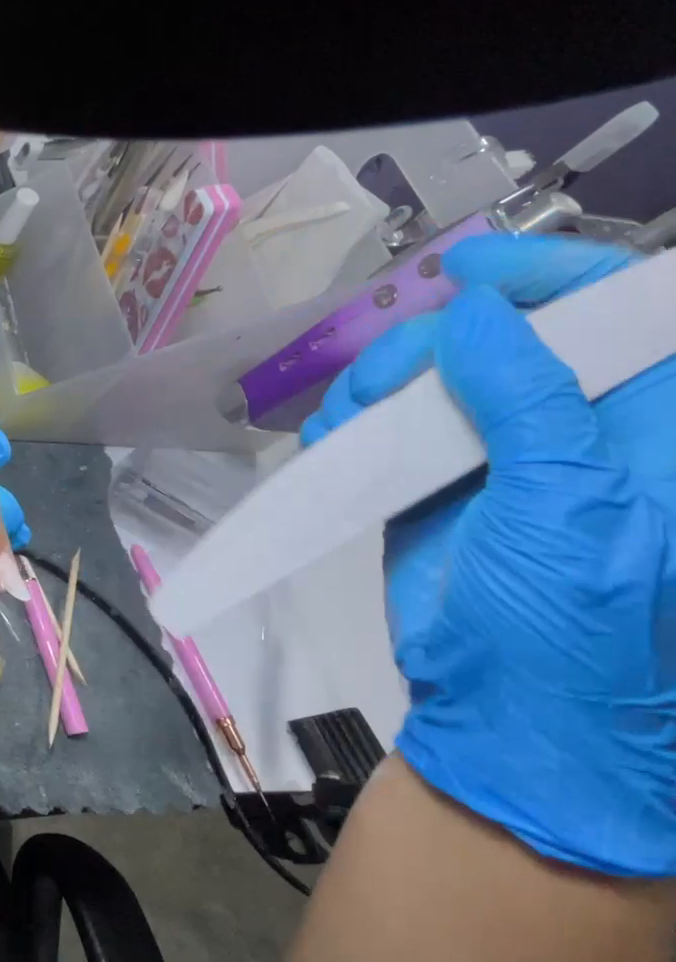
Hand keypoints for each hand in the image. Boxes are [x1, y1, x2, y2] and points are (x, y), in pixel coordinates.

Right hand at [302, 233, 675, 876]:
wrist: (502, 712)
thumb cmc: (571, 621)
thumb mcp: (570, 509)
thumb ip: (532, 403)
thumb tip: (477, 312)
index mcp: (645, 428)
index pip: (616, 314)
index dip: (550, 275)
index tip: (467, 267)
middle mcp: (574, 428)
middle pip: (500, 337)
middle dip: (429, 345)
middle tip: (377, 381)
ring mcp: (499, 454)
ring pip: (433, 375)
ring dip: (377, 383)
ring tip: (344, 421)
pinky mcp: (434, 479)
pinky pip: (389, 421)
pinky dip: (350, 420)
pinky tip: (334, 441)